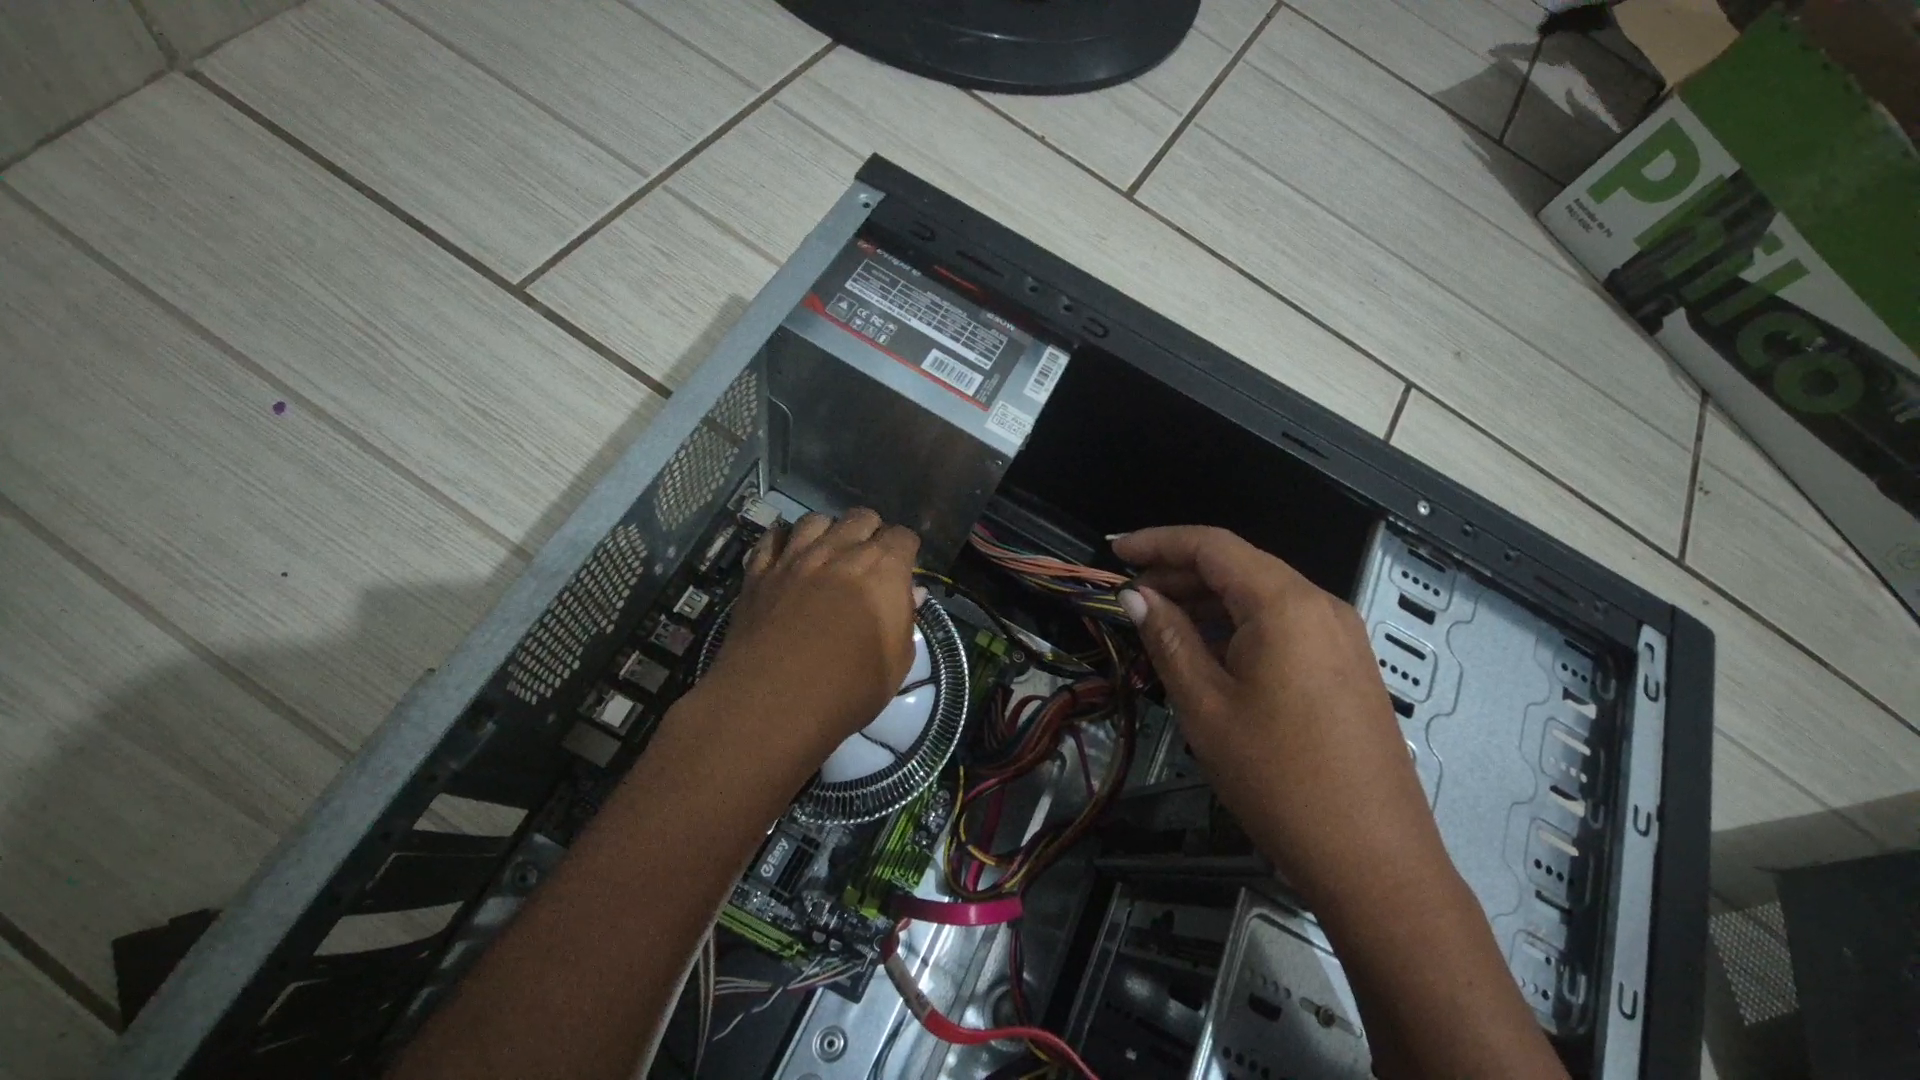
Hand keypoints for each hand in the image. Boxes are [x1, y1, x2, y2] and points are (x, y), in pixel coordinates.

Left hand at [693, 508, 921, 761]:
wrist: (774, 703)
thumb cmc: (849, 689)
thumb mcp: (897, 662)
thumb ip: (905, 619)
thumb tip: (910, 593)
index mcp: (882, 568)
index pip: (902, 537)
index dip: (905, 551)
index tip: (903, 569)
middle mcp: (839, 551)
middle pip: (861, 518)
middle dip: (870, 533)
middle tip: (868, 561)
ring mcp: (794, 558)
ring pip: (815, 520)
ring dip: (828, 532)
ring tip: (827, 554)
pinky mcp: (758, 573)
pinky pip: (771, 539)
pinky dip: (783, 541)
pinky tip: (786, 557)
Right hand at [1113, 526, 1449, 905]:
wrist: (1372, 856)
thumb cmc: (1278, 778)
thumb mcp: (1206, 707)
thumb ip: (1168, 640)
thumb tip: (1137, 597)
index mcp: (1285, 604)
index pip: (1213, 546)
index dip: (1159, 541)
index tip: (1115, 550)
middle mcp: (1321, 606)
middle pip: (1240, 567)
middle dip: (1180, 573)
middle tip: (1129, 594)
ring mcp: (1341, 637)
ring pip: (1263, 598)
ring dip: (1208, 602)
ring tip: (1158, 624)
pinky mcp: (1348, 667)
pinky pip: (1285, 627)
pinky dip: (1239, 628)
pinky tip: (1208, 653)